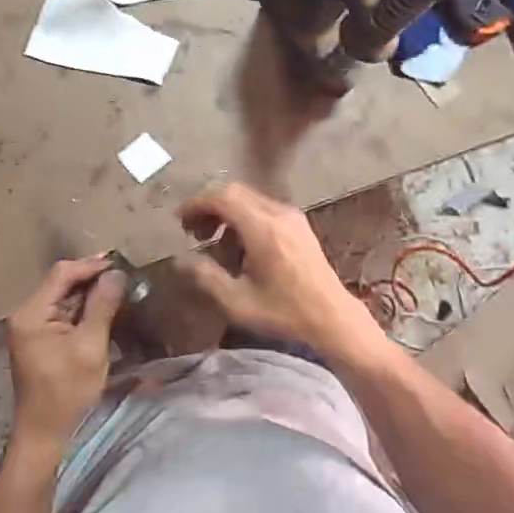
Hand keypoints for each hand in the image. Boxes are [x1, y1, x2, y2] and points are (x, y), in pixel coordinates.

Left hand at [5, 256, 126, 443]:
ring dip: (89, 293)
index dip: (91, 266)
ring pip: (63, 298)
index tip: (121, 265)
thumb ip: (102, 306)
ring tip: (119, 289)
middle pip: (61, 283)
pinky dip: (83, 309)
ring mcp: (30, 327)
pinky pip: (63, 314)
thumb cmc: (67, 393)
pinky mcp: (39, 339)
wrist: (45, 436)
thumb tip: (116, 273)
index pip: (62, 274)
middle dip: (92, 278)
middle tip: (124, 276)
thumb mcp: (90, 347)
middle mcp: (26, 314)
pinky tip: (104, 309)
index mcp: (31, 313)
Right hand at [179, 183, 381, 357]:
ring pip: (249, 199)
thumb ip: (206, 277)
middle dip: (209, 206)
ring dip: (226, 212)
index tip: (179, 220)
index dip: (196, 204)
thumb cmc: (284, 313)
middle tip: (193, 231)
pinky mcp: (299, 226)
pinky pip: (263, 208)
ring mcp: (292, 218)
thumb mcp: (237, 302)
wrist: (334, 320)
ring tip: (212, 240)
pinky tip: (239, 245)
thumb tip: (181, 261)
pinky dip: (243, 217)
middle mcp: (278, 214)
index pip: (222, 198)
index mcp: (262, 228)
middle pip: (235, 192)